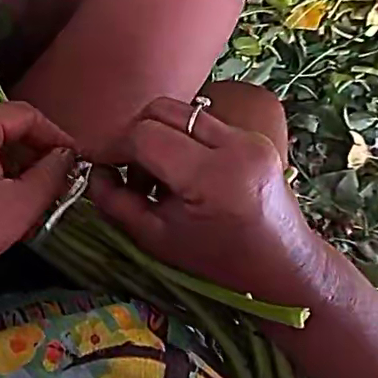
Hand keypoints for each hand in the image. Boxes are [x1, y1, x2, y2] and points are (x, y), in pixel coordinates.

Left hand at [0, 102, 77, 296]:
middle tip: (56, 190)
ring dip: (12, 172)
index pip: (26, 115)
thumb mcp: (17, 206)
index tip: (77, 165)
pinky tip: (0, 209)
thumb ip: (50, 176)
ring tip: (31, 207)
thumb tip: (68, 158)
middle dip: (34, 158)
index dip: (57, 138)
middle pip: (4, 129)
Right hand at [89, 96, 338, 310]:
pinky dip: (178, 140)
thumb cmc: (215, 262)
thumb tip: (94, 172)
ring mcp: (248, 136)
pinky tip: (178, 173)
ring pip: (180, 111)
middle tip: (126, 171)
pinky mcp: (252, 135)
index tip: (101, 168)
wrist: (283, 266)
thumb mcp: (155, 238)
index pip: (145, 136)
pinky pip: (200, 122)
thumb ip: (115, 201)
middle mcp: (235, 145)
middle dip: (134, 136)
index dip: (114, 148)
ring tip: (153, 176)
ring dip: (156, 135)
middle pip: (161, 111)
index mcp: (212, 176)